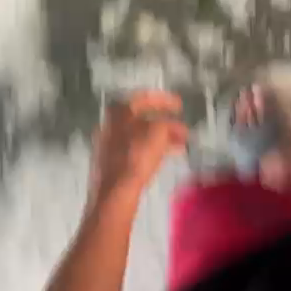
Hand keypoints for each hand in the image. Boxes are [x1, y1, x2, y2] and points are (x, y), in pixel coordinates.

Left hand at [89, 89, 187, 213]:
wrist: (115, 193)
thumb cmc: (137, 156)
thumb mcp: (159, 132)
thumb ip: (168, 123)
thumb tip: (175, 126)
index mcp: (119, 112)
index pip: (143, 97)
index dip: (164, 99)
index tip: (179, 104)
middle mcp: (110, 125)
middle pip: (142, 118)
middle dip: (165, 121)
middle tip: (181, 125)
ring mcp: (109, 145)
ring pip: (140, 135)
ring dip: (161, 137)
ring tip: (181, 142)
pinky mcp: (112, 163)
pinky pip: (136, 150)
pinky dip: (153, 148)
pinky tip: (168, 155)